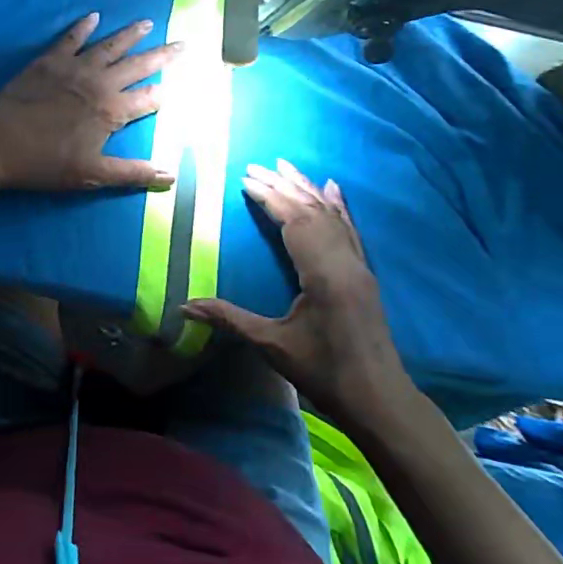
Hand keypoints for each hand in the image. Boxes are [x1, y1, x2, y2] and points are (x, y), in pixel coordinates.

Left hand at [0, 12, 181, 190]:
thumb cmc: (45, 163)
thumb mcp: (92, 175)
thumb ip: (132, 173)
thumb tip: (171, 177)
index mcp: (111, 112)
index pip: (147, 100)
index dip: (161, 95)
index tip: (174, 88)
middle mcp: (99, 84)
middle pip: (137, 66)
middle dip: (161, 56)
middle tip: (182, 44)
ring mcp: (74, 68)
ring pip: (110, 46)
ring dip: (130, 35)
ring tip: (147, 23)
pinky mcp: (49, 61)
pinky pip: (71, 38)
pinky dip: (83, 27)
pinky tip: (93, 16)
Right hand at [184, 161, 417, 426]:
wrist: (379, 399)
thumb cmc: (324, 372)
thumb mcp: (272, 345)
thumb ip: (229, 319)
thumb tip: (183, 307)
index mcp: (323, 274)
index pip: (294, 222)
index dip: (269, 198)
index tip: (245, 180)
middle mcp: (345, 262)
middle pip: (312, 212)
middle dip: (284, 186)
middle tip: (257, 166)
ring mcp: (359, 267)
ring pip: (332, 217)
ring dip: (308, 190)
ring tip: (287, 165)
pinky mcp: (365, 275)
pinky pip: (350, 230)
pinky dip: (339, 206)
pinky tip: (334, 189)